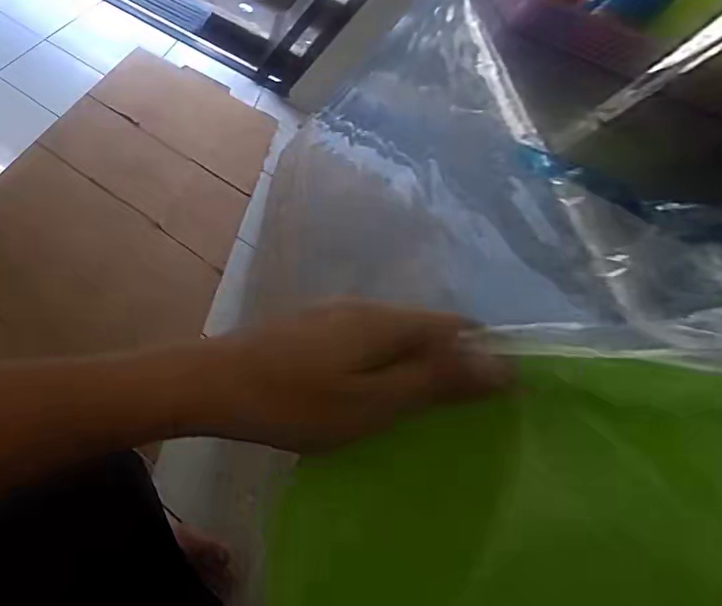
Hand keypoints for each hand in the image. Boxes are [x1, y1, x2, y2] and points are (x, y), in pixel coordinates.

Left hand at [186, 299, 511, 453]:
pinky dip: (379, 365)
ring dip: (413, 364)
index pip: (452, 323)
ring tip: (428, 410)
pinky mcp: (303, 330)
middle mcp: (354, 306)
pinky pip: (360, 342)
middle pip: (420, 327)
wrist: (213, 383)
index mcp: (379, 320)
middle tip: (472, 414)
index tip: (508, 396)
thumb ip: (435, 380)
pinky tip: (374, 393)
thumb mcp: (375, 401)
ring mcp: (324, 315)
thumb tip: (503, 361)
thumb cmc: (296, 400)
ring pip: (388, 335)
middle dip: (451, 361)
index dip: (485, 353)